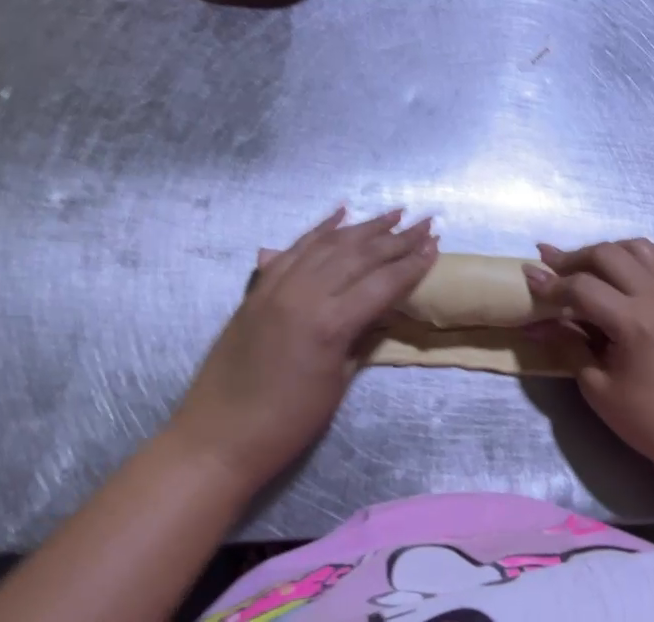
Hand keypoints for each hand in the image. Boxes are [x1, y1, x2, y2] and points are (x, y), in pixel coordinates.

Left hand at [170, 208, 436, 480]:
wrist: (216, 439)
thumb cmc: (286, 425)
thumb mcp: (337, 384)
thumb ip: (360, 339)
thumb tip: (380, 311)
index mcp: (330, 323)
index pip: (383, 282)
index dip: (413, 264)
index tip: (437, 246)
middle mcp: (304, 294)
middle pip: (360, 255)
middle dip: (397, 238)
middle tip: (426, 223)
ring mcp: (277, 288)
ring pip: (328, 244)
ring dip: (364, 227)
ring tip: (393, 214)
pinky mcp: (258, 290)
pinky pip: (294, 249)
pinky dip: (319, 230)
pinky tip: (339, 215)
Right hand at [525, 239, 653, 468]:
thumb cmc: (645, 417)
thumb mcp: (596, 386)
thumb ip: (567, 345)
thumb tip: (534, 323)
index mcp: (633, 321)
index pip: (583, 287)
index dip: (551, 283)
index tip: (526, 276)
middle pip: (607, 254)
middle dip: (573, 258)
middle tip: (549, 267)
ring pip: (635, 246)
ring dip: (605, 250)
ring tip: (583, 267)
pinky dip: (636, 253)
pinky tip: (620, 268)